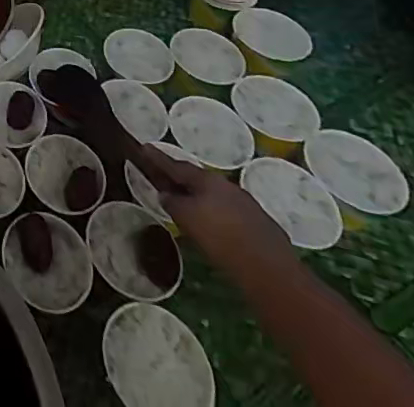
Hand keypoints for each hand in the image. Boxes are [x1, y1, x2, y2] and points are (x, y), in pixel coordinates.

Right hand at [130, 144, 293, 262]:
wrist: (267, 266)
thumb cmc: (220, 238)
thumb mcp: (186, 219)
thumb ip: (172, 203)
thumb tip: (165, 194)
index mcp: (206, 180)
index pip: (176, 166)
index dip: (158, 158)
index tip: (145, 147)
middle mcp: (226, 184)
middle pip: (197, 178)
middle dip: (180, 177)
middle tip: (165, 178)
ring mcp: (245, 202)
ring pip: (214, 194)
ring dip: (198, 196)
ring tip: (187, 204)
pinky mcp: (257, 221)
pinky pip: (228, 209)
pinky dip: (215, 211)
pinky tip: (213, 225)